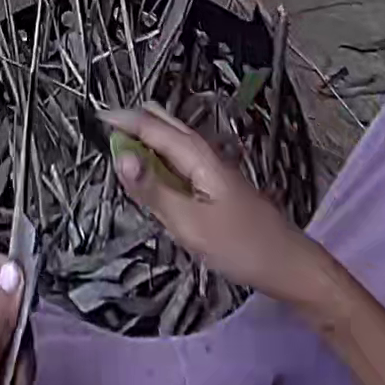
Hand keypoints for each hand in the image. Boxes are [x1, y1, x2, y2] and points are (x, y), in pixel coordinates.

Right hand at [104, 103, 316, 298]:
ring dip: (143, 136)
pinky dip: (156, 154)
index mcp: (195, 154)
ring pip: (169, 138)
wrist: (291, 267)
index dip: (120, 120)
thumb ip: (152, 190)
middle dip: (132, 120)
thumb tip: (119, 155)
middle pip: (162, 121)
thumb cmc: (241, 246)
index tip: (93, 117)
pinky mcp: (212, 181)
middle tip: (103, 130)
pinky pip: (176, 156)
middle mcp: (201, 151)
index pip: (149, 125)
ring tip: (118, 147)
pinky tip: (148, 173)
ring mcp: (209, 165)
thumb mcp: (189, 224)